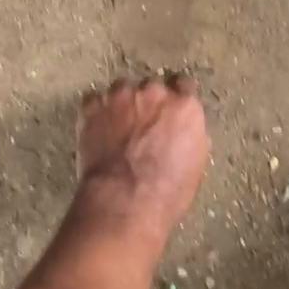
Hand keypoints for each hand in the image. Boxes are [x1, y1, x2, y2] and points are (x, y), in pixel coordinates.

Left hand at [73, 77, 209, 247]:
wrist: (123, 202)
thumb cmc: (165, 193)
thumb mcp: (195, 165)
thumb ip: (191, 134)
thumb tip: (184, 129)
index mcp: (184, 105)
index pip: (183, 86)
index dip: (176, 99)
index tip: (169, 111)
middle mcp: (153, 91)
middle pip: (151, 87)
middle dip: (147, 103)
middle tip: (141, 127)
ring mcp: (120, 95)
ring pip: (122, 90)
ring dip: (122, 105)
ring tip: (117, 131)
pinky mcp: (93, 104)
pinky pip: (95, 102)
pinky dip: (97, 114)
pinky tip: (98, 134)